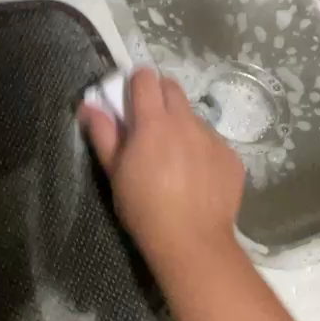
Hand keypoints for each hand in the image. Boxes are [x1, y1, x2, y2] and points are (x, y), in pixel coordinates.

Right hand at [78, 68, 246, 259]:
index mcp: (153, 122)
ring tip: (174, 159)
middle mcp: (186, 122)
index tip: (131, 98)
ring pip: (194, 117)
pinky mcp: (231, 157)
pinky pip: (213, 142)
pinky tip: (196, 178)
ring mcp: (213, 138)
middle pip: (173, 88)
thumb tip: (87, 106)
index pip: (146, 79)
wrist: (192, 241)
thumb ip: (103, 134)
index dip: (137, 82)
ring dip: (181, 126)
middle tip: (149, 125)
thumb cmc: (144, 208)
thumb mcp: (115, 173)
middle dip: (159, 96)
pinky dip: (202, 150)